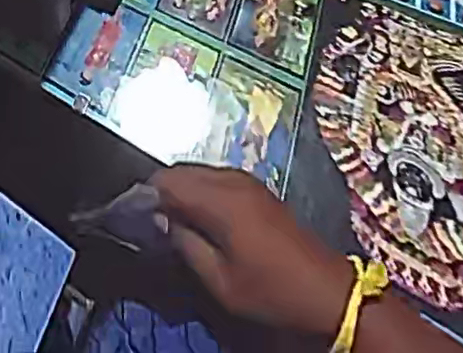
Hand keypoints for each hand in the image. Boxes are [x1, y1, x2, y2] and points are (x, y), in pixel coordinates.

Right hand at [150, 165, 353, 334]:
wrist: (329, 290)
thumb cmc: (273, 290)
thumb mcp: (222, 281)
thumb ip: (186, 245)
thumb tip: (164, 222)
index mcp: (218, 199)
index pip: (166, 182)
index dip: (145, 195)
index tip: (133, 213)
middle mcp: (228, 179)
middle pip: (179, 171)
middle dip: (160, 190)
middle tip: (150, 217)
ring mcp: (243, 179)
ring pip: (195, 171)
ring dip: (179, 188)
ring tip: (172, 216)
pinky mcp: (253, 186)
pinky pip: (213, 176)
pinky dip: (198, 188)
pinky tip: (198, 213)